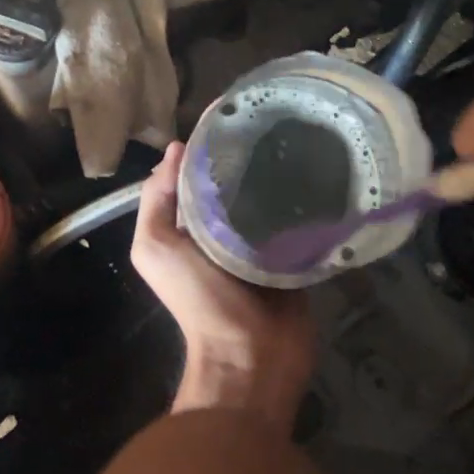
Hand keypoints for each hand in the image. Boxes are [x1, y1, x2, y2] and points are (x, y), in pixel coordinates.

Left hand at [132, 142, 314, 431]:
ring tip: (297, 140)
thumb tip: (175, 149)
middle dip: (247, 157)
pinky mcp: (294, 252)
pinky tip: (317, 174)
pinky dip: (304, 201)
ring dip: (279, 176)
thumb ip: (157, 200)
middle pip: (235, 182)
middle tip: (270, 124)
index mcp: (188, 226)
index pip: (196, 175)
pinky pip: (299, 219)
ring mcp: (261, 241)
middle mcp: (223, 229)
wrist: (250, 357)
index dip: (206, 148)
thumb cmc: (197, 297)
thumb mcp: (156, 247)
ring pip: (268, 197)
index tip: (229, 117)